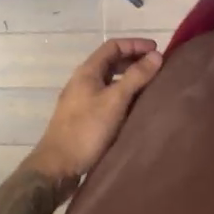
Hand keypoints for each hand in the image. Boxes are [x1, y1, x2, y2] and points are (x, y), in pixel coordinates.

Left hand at [24, 38, 162, 184]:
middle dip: (133, 60)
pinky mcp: (82, 118)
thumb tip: (157, 55)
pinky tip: (132, 108)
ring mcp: (80, 100)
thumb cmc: (86, 130)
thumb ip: (136, 77)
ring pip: (108, 80)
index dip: (135, 44)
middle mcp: (82, 81)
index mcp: (87, 71)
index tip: (156, 49)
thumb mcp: (115, 101)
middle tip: (155, 67)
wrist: (56, 168)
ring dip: (128, 78)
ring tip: (148, 86)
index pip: (113, 46)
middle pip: (110, 61)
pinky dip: (121, 95)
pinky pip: (105, 97)